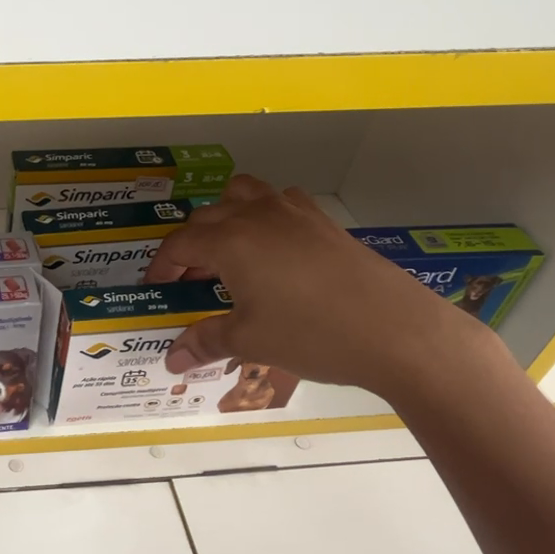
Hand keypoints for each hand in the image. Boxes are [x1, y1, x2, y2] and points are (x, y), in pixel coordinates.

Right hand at [143, 174, 514, 401]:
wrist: (396, 330)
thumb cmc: (312, 334)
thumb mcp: (251, 341)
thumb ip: (206, 342)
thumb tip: (170, 359)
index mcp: (229, 241)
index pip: (180, 244)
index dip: (162, 267)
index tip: (158, 288)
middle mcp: (256, 216)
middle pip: (207, 217)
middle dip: (191, 246)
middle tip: (192, 281)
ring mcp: (293, 213)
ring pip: (244, 194)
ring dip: (226, 215)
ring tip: (228, 250)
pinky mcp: (324, 222)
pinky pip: (281, 202)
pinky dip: (265, 215)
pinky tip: (276, 248)